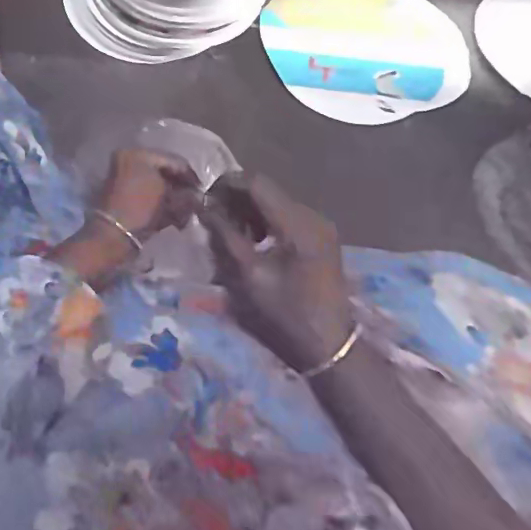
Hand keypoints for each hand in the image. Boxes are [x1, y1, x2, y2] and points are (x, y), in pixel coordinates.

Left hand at [95, 148, 199, 238]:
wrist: (114, 233)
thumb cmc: (142, 209)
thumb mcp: (169, 199)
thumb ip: (186, 195)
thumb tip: (197, 196)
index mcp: (138, 154)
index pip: (174, 161)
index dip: (191, 177)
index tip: (202, 192)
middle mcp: (129, 159)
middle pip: (164, 171)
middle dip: (181, 187)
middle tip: (194, 201)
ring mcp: (123, 174)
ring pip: (156, 182)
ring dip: (172, 196)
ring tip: (184, 211)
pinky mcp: (120, 190)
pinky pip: (146, 190)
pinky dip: (159, 201)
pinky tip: (172, 215)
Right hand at [201, 172, 354, 372]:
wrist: (330, 346)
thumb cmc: (286, 313)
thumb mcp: (248, 274)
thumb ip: (224, 234)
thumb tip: (200, 204)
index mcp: (297, 224)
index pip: (255, 182)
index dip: (225, 185)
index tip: (203, 200)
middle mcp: (312, 216)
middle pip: (264, 189)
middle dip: (234, 198)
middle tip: (212, 218)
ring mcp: (319, 225)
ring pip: (272, 200)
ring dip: (247, 209)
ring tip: (229, 231)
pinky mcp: (319, 235)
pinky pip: (284, 213)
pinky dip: (262, 219)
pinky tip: (252, 240)